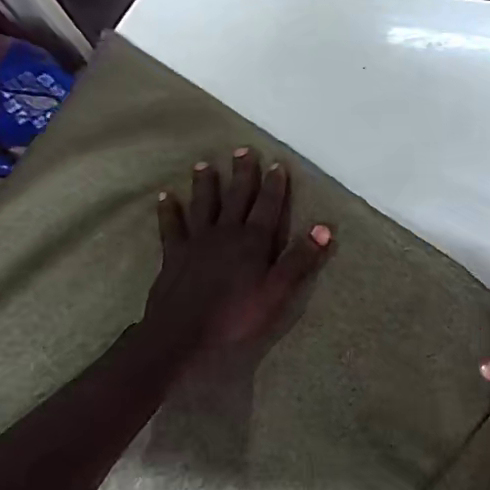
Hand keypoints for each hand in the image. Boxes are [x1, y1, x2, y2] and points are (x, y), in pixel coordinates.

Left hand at [142, 149, 331, 356]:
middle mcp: (225, 233)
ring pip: (203, 205)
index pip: (268, 206)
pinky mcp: (174, 256)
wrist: (182, 339)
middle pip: (236, 197)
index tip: (277, 163)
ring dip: (205, 184)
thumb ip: (300, 260)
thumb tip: (324, 228)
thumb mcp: (277, 293)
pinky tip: (165, 197)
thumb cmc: (236, 318)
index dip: (275, 185)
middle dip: (242, 173)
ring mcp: (196, 243)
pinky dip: (168, 210)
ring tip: (205, 165)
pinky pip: (171, 226)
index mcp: (253, 241)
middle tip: (242, 150)